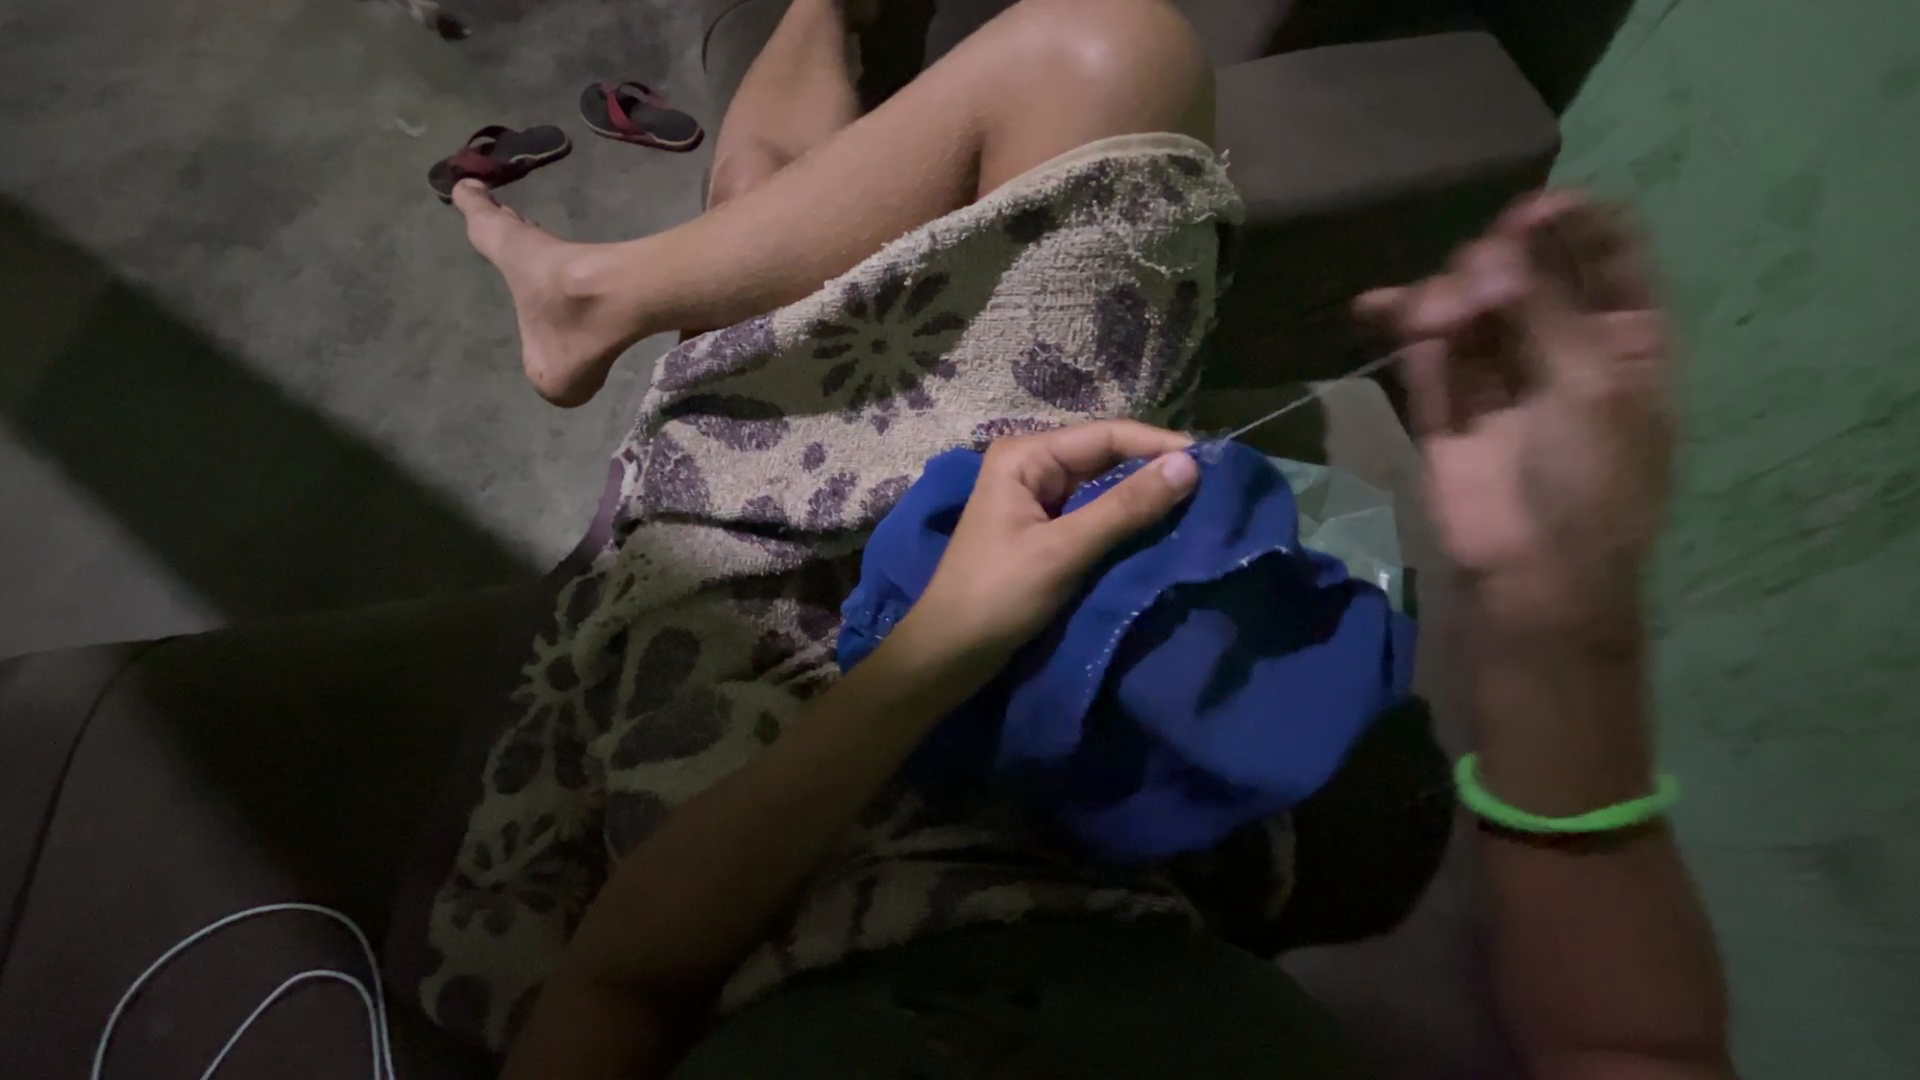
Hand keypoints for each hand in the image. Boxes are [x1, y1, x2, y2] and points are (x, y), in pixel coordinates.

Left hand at [893, 420, 1199, 685]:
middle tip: (1212, 488)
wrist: (949, 652)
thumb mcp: (1064, 550)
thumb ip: (1125, 507)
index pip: (1105, 435)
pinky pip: (1092, 514)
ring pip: (1102, 487)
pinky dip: (1123, 521)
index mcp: (1025, 456)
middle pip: (1105, 457)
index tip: (1213, 463)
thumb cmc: (997, 596)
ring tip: (1196, 507)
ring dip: (1141, 497)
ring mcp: (1035, 499)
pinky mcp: (1043, 530)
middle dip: (1153, 471)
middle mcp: (1030, 466)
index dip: (1159, 446)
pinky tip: (1158, 531)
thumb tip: (1189, 465)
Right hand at [1356, 192, 1672, 643]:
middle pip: (1525, 281)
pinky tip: (1387, 314)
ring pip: (1468, 319)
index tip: (1530, 209)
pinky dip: (1409, 338)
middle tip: (1471, 280)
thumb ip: (1537, 312)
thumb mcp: (1588, 386)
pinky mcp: (1443, 413)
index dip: (1572, 225)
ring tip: (1422, 309)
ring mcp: (1497, 384)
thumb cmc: (1589, 479)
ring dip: (1443, 301)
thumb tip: (1487, 255)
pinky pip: (1426, 363)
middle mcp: (1560, 351)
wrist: (1530, 569)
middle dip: (1494, 267)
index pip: (1607, 259)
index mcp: (1625, 341)